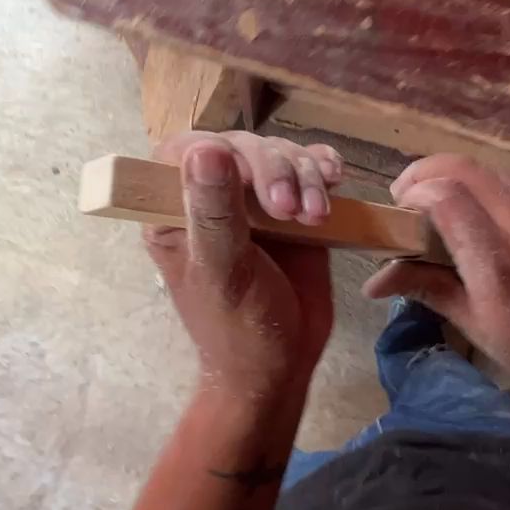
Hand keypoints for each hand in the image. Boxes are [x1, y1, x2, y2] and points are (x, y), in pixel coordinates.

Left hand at [144, 132, 340, 396]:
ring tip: (317, 215)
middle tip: (292, 212)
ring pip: (280, 153)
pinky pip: (309, 167)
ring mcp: (255, 199)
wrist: (283, 363)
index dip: (222, 151)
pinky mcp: (293, 206)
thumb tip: (206, 150)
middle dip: (274, 168)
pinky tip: (336, 180)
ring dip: (305, 175)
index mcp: (173, 211)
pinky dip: (324, 168)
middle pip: (242, 145)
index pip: (185, 149)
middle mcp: (212, 197)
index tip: (253, 180)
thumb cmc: (239, 329)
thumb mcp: (223, 273)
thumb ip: (214, 213)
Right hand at [361, 155, 509, 405]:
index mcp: (497, 261)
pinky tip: (473, 215)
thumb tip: (371, 282)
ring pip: (487, 171)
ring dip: (453, 178)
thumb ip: (424, 287)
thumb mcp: (474, 323)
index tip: (397, 212)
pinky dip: (482, 188)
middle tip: (405, 197)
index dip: (413, 194)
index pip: (444, 196)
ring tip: (435, 205)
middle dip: (424, 173)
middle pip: (463, 168)